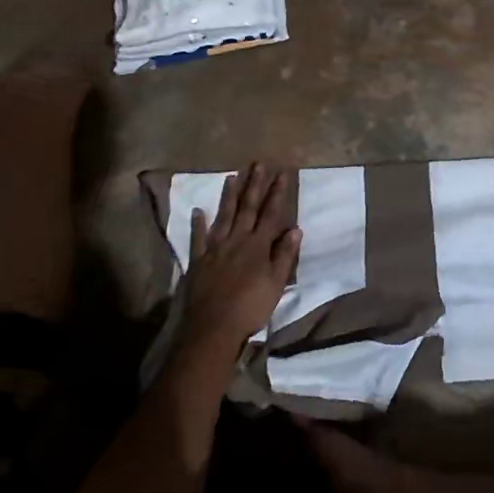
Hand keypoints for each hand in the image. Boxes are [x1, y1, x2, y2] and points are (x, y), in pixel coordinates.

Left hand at [183, 162, 301, 353]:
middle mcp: (237, 240)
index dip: (278, 193)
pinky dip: (198, 224)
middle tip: (258, 164)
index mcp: (258, 246)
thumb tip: (295, 228)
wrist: (212, 328)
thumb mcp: (276, 283)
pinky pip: (198, 238)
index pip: (271, 213)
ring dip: (229, 196)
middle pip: (247, 208)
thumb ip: (284, 255)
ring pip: (224, 217)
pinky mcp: (198, 261)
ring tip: (232, 177)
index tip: (283, 173)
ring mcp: (215, 249)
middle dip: (254, 185)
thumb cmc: (250, 307)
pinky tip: (198, 210)